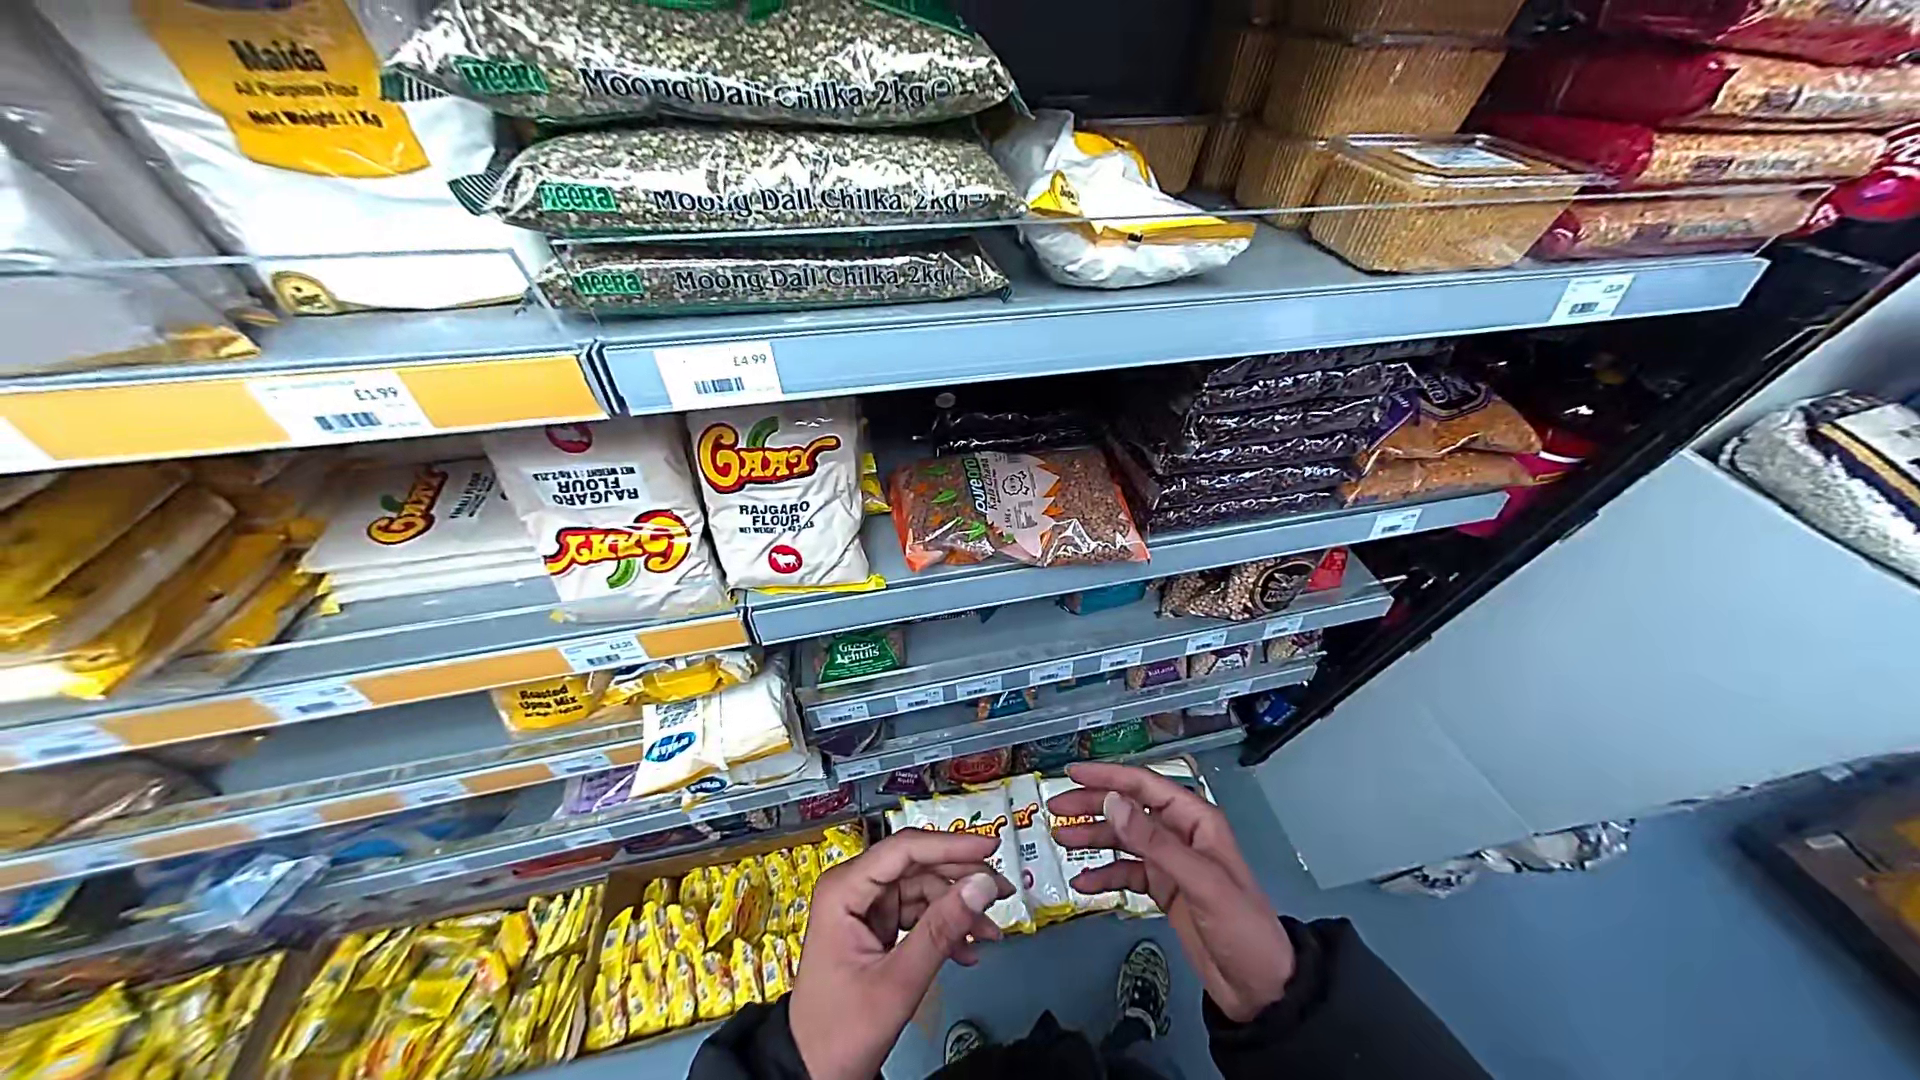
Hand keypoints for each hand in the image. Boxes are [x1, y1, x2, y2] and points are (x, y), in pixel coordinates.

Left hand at [790, 829, 1013, 1079]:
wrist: (812, 1074)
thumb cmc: (839, 1032)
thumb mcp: (897, 983)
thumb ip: (940, 931)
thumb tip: (980, 886)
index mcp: (844, 888)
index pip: (905, 849)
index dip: (950, 844)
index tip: (989, 847)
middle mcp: (854, 887)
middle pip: (918, 866)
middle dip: (961, 878)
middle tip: (1001, 890)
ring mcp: (866, 906)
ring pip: (924, 889)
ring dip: (958, 909)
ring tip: (990, 930)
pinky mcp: (878, 925)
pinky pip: (920, 913)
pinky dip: (946, 928)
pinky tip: (968, 949)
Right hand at [1048, 761, 1294, 1022]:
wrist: (1263, 990)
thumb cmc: (1241, 927)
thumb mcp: (1199, 881)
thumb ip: (1154, 842)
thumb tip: (1113, 804)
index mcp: (1195, 820)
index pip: (1144, 786)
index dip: (1107, 777)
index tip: (1073, 774)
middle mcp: (1179, 835)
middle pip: (1128, 810)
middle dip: (1092, 806)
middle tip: (1057, 810)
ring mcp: (1170, 862)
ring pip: (1123, 840)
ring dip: (1093, 838)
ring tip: (1063, 840)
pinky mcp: (1164, 889)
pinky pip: (1127, 873)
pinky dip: (1105, 875)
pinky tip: (1085, 883)